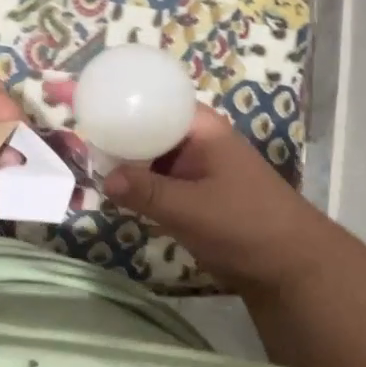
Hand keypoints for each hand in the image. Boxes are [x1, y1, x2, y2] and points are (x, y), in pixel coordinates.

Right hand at [101, 107, 333, 290]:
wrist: (292, 268)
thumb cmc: (246, 226)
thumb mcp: (190, 209)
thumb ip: (145, 192)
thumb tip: (102, 179)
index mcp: (201, 129)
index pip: (153, 100)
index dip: (118, 99)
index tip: (82, 101)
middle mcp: (196, 141)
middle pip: (146, 127)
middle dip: (113, 133)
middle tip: (73, 139)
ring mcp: (195, 168)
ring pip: (148, 156)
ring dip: (123, 162)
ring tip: (82, 162)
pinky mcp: (193, 194)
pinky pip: (156, 180)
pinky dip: (136, 184)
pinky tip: (110, 190)